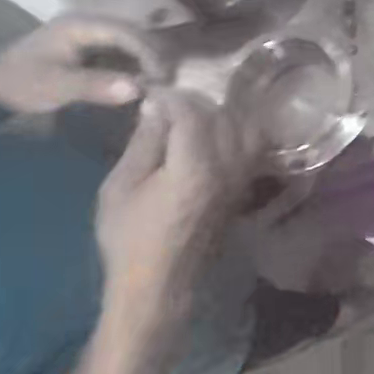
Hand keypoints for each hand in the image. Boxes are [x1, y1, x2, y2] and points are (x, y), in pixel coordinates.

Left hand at [0, 17, 168, 113]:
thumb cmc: (17, 83)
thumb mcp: (54, 86)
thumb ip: (95, 86)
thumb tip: (138, 88)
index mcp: (82, 24)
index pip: (129, 33)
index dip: (151, 53)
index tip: (163, 78)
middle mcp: (91, 24)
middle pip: (137, 35)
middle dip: (155, 57)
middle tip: (167, 83)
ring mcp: (93, 36)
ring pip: (134, 44)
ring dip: (149, 62)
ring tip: (158, 84)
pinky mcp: (94, 49)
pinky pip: (125, 54)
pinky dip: (138, 67)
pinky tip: (142, 83)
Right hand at [96, 90, 248, 310]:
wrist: (162, 279)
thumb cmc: (130, 236)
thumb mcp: (121, 187)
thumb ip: (145, 142)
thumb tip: (157, 105)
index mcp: (195, 167)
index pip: (192, 114)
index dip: (171, 98)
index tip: (151, 93)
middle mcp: (229, 166)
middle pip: (221, 116)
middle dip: (195, 102)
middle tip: (167, 102)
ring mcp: (243, 174)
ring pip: (243, 125)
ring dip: (219, 113)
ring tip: (190, 114)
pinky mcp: (247, 182)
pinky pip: (252, 142)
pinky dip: (238, 128)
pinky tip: (216, 129)